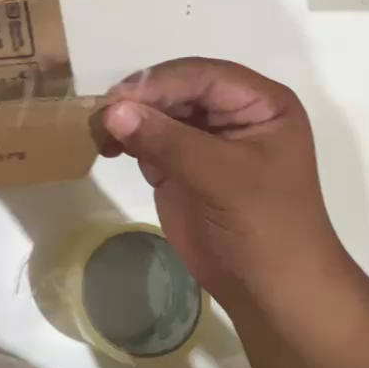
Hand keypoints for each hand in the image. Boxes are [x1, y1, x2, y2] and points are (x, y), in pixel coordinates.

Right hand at [97, 58, 345, 307]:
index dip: (160, 82)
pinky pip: (144, 137)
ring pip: (155, 110)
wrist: (270, 291)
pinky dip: (123, 139)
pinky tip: (105, 148)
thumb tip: (112, 110)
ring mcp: (202, 138)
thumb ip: (169, 141)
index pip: (202, 76)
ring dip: (125, 118)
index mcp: (259, 104)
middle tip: (101, 116)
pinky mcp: (178, 163)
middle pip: (174, 88)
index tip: (118, 100)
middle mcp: (231, 113)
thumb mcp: (224, 178)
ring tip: (97, 133)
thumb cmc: (266, 228)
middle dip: (138, 100)